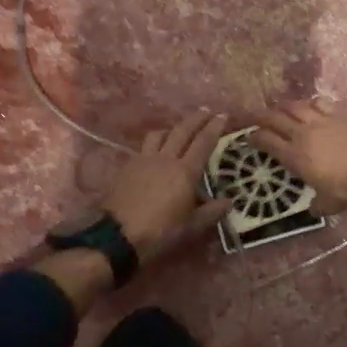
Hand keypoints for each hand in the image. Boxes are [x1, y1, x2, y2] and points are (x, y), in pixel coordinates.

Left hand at [102, 110, 232, 260]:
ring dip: (172, 127)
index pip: (203, 143)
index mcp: (185, 172)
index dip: (214, 128)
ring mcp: (144, 160)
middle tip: (205, 111)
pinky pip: (144, 146)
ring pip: (159, 134)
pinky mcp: (127, 167)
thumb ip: (211, 212)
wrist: (117, 235)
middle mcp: (165, 159)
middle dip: (195, 119)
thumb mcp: (191, 226)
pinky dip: (155, 141)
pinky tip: (156, 149)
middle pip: (182, 131)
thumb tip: (229, 201)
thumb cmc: (160, 232)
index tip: (222, 116)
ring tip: (178, 128)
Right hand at [251, 100, 346, 212]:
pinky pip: (320, 103)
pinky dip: (311, 102)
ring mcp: (322, 120)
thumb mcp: (328, 204)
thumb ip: (317, 204)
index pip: (267, 142)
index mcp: (295, 156)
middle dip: (262, 116)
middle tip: (254, 116)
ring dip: (284, 105)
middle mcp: (303, 134)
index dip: (255, 138)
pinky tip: (310, 104)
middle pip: (276, 118)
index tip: (248, 136)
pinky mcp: (341, 114)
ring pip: (296, 106)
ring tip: (280, 106)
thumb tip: (314, 208)